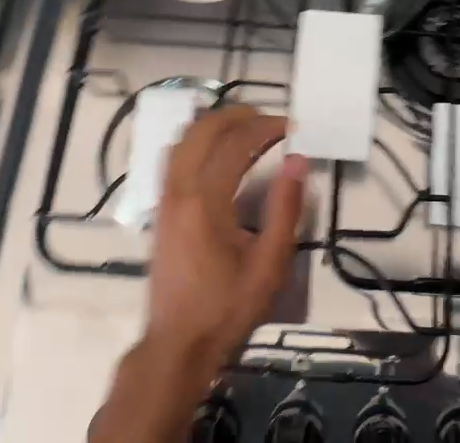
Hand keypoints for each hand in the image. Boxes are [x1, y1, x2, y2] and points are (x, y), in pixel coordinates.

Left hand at [146, 105, 305, 367]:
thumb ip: (286, 208)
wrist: (177, 344)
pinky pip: (174, 156)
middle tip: (271, 122)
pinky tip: (218, 153)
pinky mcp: (160, 208)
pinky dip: (198, 142)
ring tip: (248, 130)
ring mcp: (164, 198)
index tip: (293, 128)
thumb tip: (299, 160)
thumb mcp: (269, 264)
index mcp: (205, 201)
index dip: (266, 127)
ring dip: (216, 125)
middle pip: (203, 128)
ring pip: (184, 138)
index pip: (236, 142)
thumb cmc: (227, 306)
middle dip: (239, 116)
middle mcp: (179, 190)